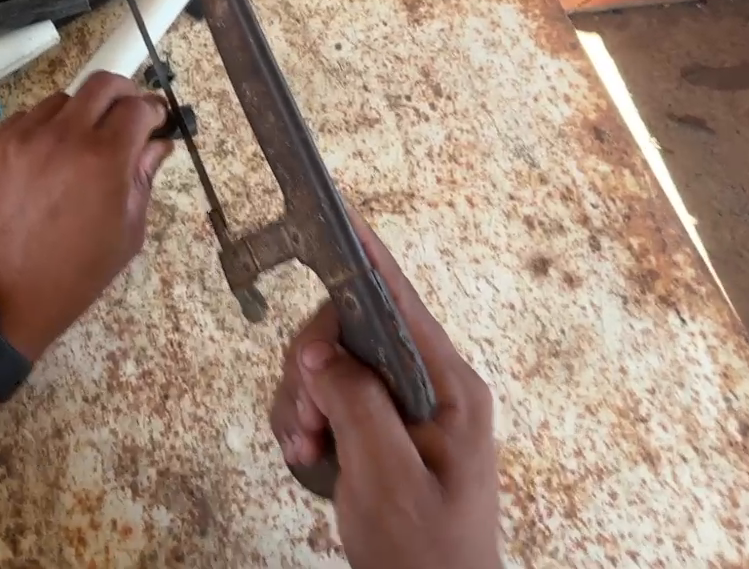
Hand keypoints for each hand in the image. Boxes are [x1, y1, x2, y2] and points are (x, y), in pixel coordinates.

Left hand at [0, 72, 173, 359]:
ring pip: (59, 101)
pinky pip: (23, 122)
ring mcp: (20, 138)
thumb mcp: (126, 234)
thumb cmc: (72, 275)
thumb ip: (143, 179)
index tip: (155, 119)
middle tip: (126, 114)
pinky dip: (41, 132)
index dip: (153, 110)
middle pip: (101, 84)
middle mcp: (61, 136)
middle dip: (122, 93)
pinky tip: (42, 162)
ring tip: (78, 146)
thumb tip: (157, 145)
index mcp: (103, 159)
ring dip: (78, 115)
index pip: (138, 107)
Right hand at [270, 216, 499, 568]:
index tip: (337, 214)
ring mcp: (397, 400)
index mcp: (447, 385)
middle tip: (304, 417)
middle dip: (310, 366)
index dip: (365, 254)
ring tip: (305, 447)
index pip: (399, 300)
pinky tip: (306, 452)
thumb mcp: (389, 480)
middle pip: (345, 329)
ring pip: (325, 361)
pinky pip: (320, 392)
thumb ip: (357, 404)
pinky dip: (301, 416)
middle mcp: (423, 380)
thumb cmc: (423, 555)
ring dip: (301, 399)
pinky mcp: (372, 420)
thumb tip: (320, 353)